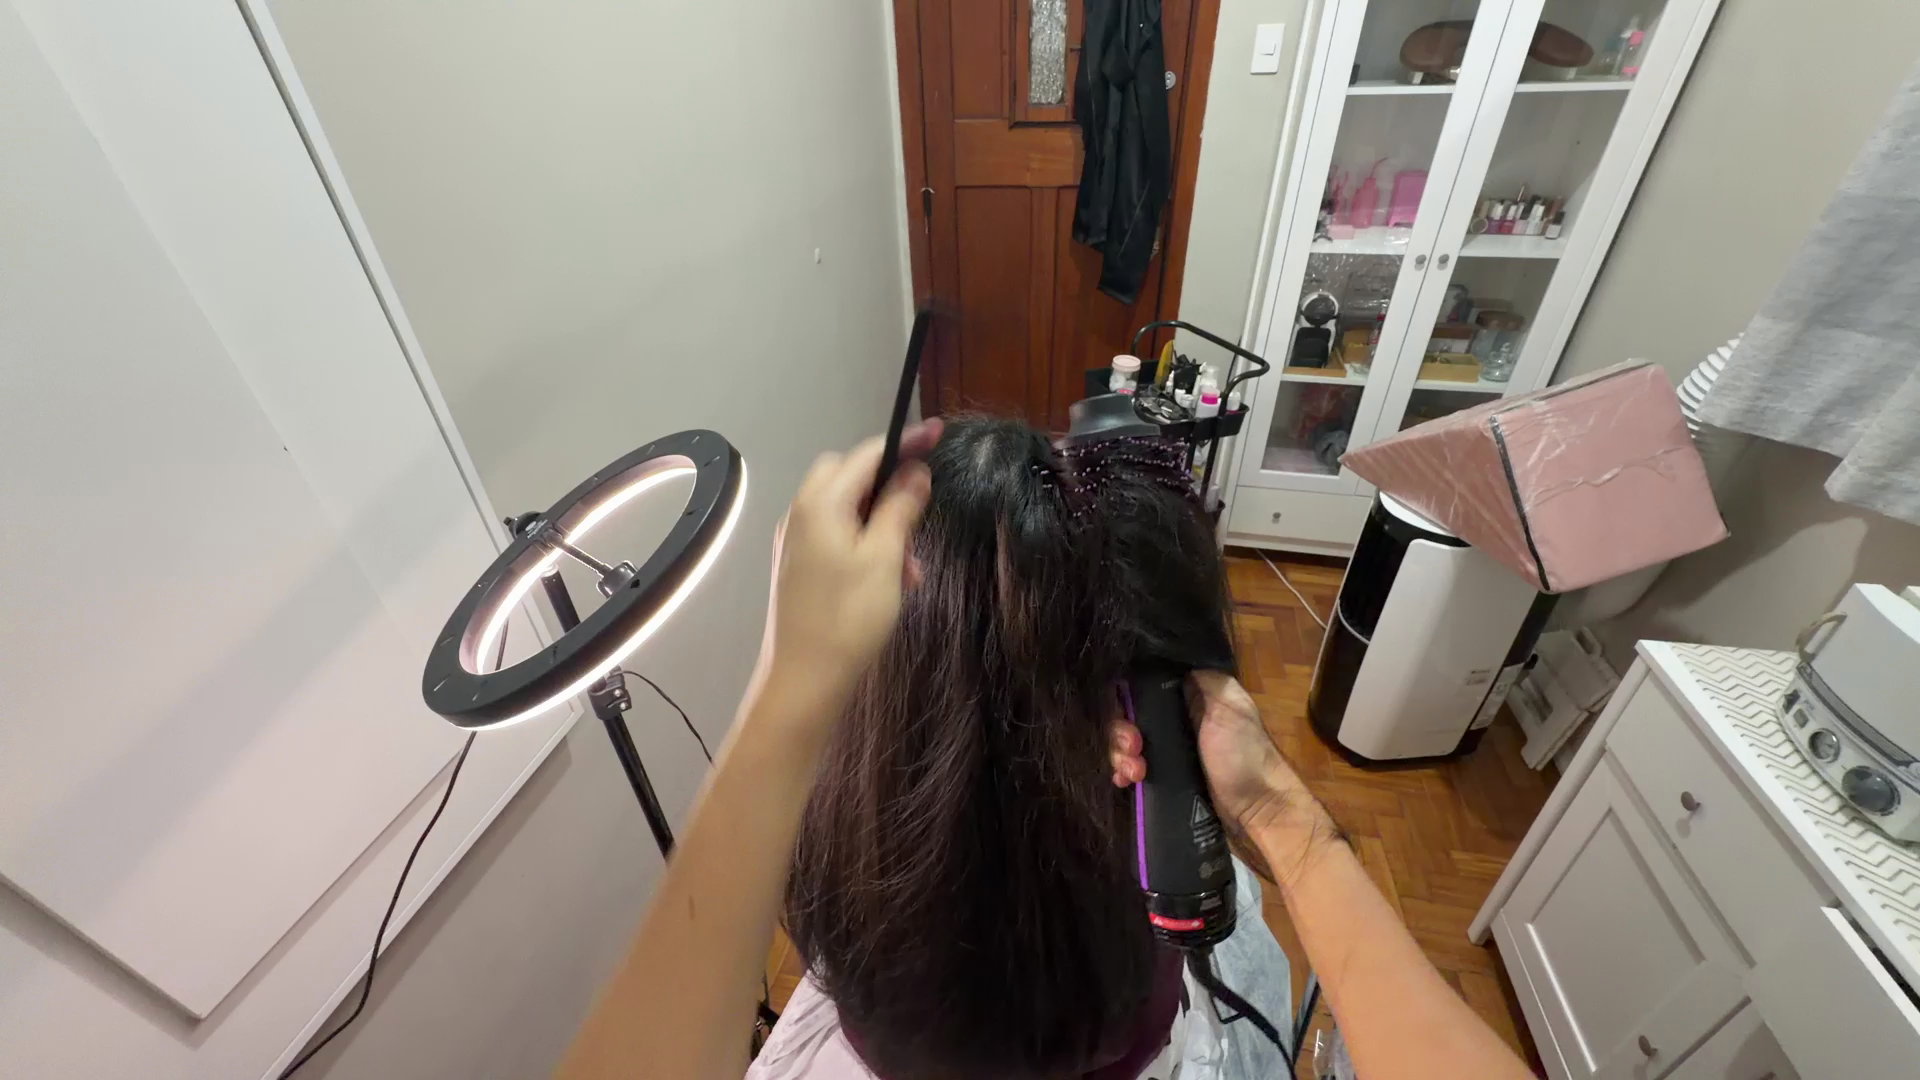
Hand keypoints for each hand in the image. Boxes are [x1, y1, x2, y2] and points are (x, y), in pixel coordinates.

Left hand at [754, 420, 941, 716]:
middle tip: (919, 511)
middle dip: (888, 486)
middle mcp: (802, 513)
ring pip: (847, 509)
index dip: (905, 441)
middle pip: (850, 476)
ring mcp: (797, 541)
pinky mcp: (800, 566)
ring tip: (911, 566)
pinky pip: (838, 536)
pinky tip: (891, 579)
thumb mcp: (885, 558)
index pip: (866, 454)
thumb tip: (915, 471)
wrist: (804, 680)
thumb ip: (900, 508)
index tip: (938, 433)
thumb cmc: (849, 617)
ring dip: (882, 523)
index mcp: (820, 503)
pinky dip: (867, 544)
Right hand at [1110, 671, 1331, 882]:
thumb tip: (1164, 658)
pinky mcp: (1162, 774)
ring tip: (1133, 773)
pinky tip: (1124, 782)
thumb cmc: (1245, 756)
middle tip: (1133, 750)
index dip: (1125, 697)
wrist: (1259, 813)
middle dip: (1120, 732)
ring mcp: (1166, 747)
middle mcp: (1174, 716)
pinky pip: (1129, 765)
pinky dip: (1122, 771)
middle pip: (1126, 713)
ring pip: (1123, 741)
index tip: (1129, 717)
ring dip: (1119, 755)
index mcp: (1189, 694)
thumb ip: (1202, 679)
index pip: (1140, 684)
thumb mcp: (1231, 706)